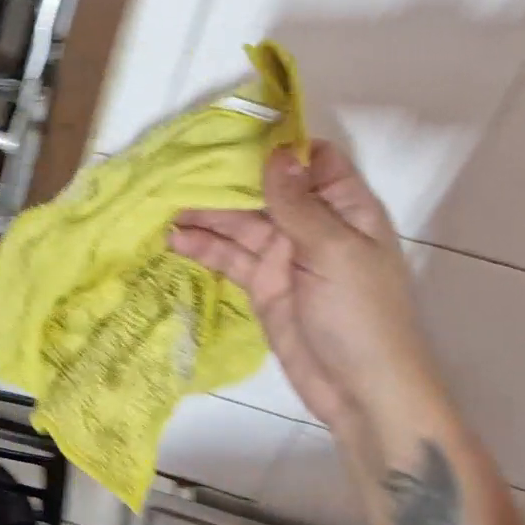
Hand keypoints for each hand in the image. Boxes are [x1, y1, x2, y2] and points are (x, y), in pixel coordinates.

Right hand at [169, 141, 441, 432]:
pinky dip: (204, 249)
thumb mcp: (333, 252)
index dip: (277, 145)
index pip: (312, 161)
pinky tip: (175, 240)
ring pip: (241, 225)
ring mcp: (285, 257)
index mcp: (344, 208)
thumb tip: (277, 152)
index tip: (232, 133)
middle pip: (265, 191)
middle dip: (226, 180)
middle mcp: (313, 225)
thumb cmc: (361, 316)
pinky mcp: (263, 286)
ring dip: (206, 215)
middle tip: (177, 169)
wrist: (361, 391)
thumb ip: (299, 204)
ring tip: (163, 205)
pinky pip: (230, 259)